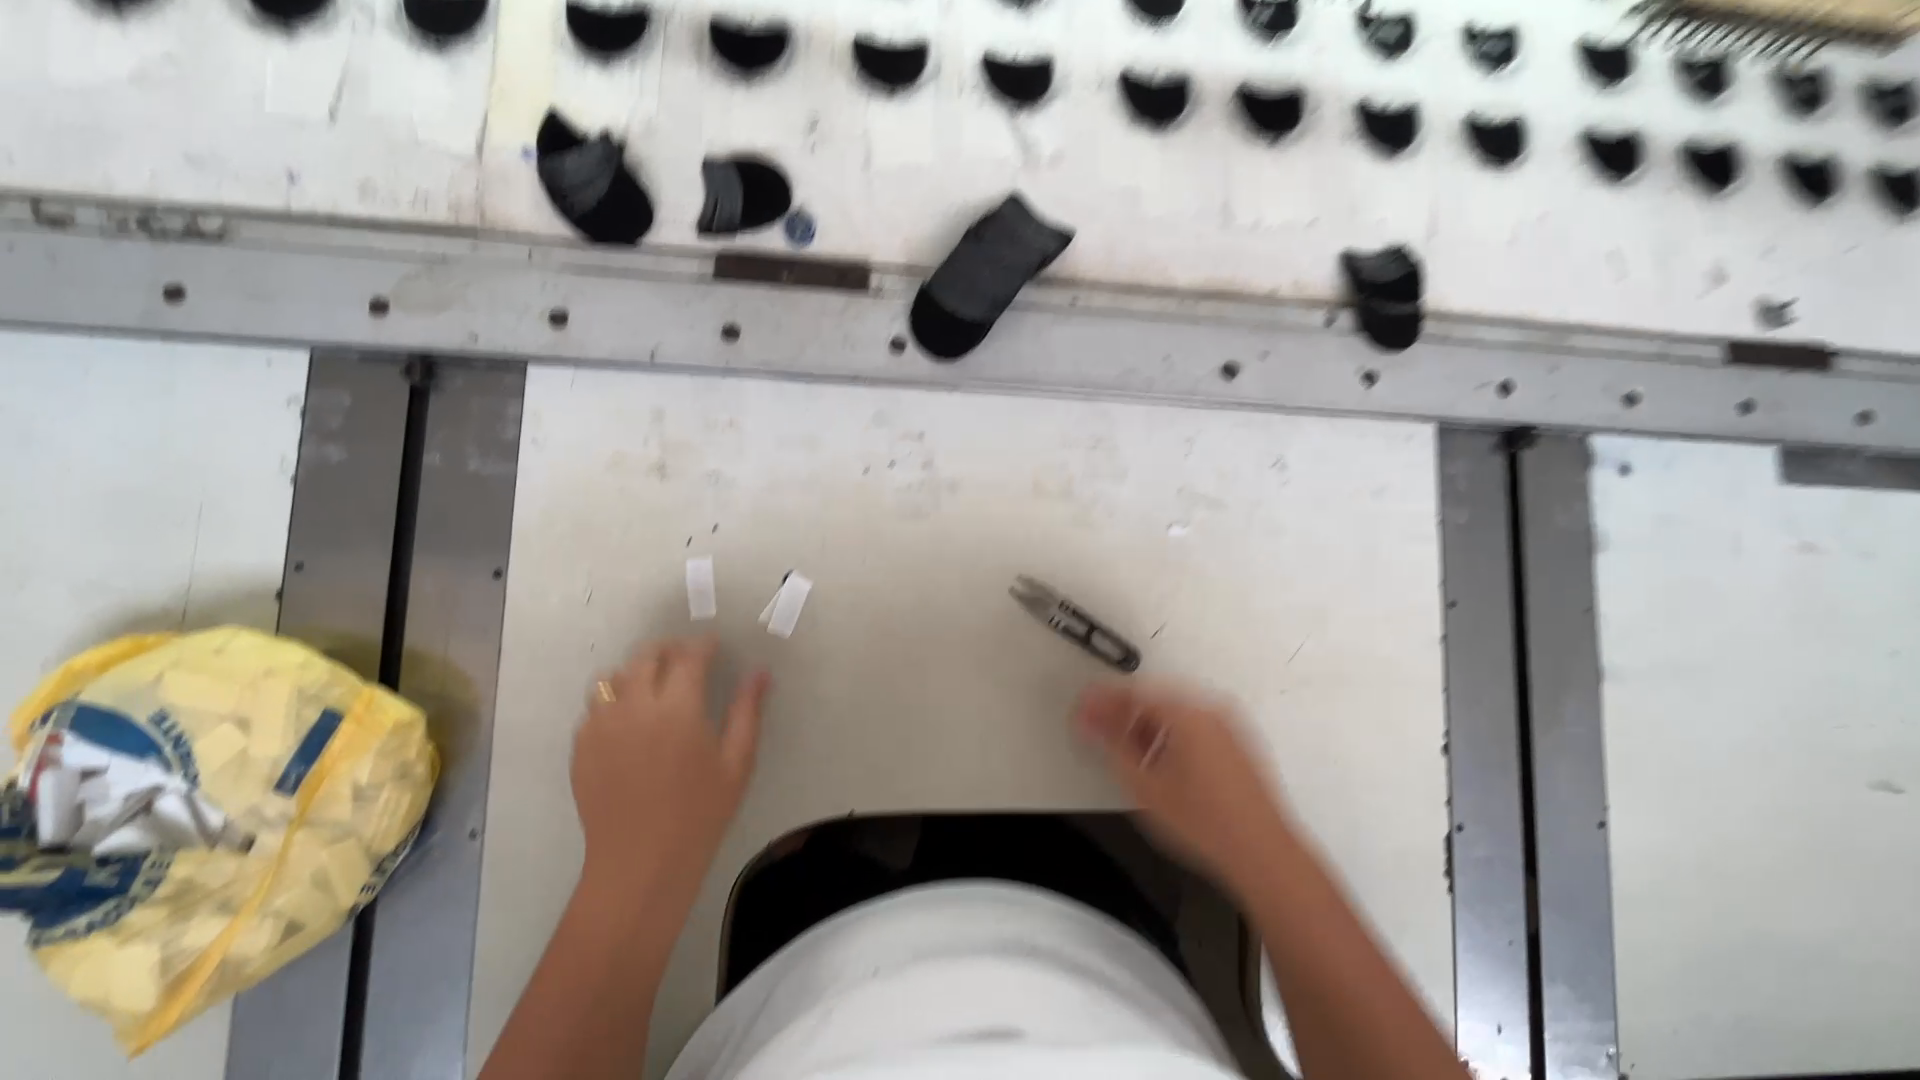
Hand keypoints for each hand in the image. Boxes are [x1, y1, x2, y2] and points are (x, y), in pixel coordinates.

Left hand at [572, 636, 770, 892]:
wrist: (641, 862)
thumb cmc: (700, 813)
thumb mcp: (736, 763)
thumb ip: (747, 711)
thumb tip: (760, 673)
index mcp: (678, 708)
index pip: (689, 656)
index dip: (704, 645)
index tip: (714, 646)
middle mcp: (635, 706)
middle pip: (646, 656)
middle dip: (669, 650)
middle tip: (685, 660)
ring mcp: (601, 725)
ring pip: (613, 677)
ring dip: (636, 672)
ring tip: (653, 687)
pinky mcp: (581, 746)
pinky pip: (594, 707)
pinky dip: (613, 702)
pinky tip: (629, 721)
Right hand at [1074, 681, 1291, 893]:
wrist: (1261, 854)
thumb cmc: (1209, 824)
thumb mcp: (1144, 784)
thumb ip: (1110, 744)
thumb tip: (1089, 721)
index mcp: (1190, 713)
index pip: (1133, 692)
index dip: (1100, 702)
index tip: (1082, 711)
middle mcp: (1213, 712)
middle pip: (1155, 700)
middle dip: (1122, 715)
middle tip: (1096, 731)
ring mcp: (1230, 728)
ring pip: (1175, 715)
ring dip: (1144, 728)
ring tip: (1123, 753)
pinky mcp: (1238, 746)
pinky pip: (1195, 729)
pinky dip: (1170, 737)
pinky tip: (1155, 763)